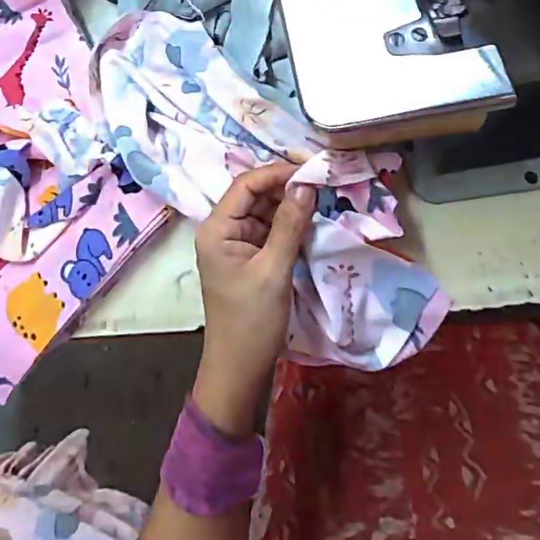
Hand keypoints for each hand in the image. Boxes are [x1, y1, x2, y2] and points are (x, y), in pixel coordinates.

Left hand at [190, 163, 313, 435]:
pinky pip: (269, 230)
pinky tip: (311, 221)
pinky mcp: (249, 258)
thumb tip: (306, 185)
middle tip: (323, 182)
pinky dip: (288, 225)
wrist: (239, 370)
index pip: (246, 185)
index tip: (310, 169)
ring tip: (322, 197)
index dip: (277, 173)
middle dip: (286, 187)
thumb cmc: (251, 321)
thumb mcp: (274, 270)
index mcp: (217, 228)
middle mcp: (222, 230)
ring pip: (264, 211)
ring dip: (289, 205)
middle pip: (254, 195)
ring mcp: (235, 244)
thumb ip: (289, 225)